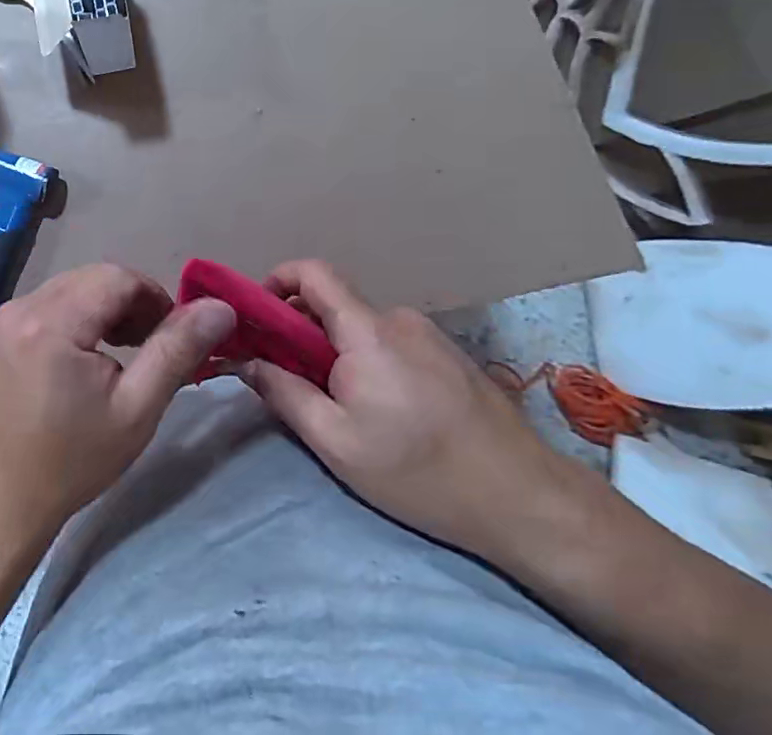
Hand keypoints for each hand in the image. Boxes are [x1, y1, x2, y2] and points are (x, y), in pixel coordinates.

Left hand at [0, 264, 235, 534]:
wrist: (9, 492)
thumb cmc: (75, 458)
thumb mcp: (137, 408)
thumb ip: (177, 350)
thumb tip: (220, 308)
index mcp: (51, 323)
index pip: (118, 278)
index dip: (155, 298)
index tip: (173, 337)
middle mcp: (24, 306)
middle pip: (97, 278)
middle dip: (134, 303)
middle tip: (153, 346)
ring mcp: (9, 315)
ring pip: (78, 286)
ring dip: (111, 307)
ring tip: (128, 350)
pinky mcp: (5, 327)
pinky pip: (57, 300)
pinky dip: (85, 314)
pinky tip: (96, 351)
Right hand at [238, 260, 582, 559]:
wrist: (524, 499)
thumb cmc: (419, 471)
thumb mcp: (335, 441)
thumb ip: (283, 393)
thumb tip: (246, 362)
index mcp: (368, 331)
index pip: (313, 272)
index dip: (276, 281)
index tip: (256, 317)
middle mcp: (399, 320)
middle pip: (333, 305)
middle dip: (298, 331)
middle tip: (284, 375)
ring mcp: (429, 336)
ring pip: (360, 328)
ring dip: (333, 351)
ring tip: (334, 402)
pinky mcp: (449, 356)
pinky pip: (389, 343)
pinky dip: (365, 360)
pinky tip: (377, 408)